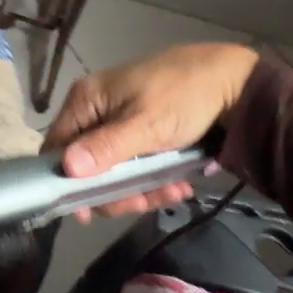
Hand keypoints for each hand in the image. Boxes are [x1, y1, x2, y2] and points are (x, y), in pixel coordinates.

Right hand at [44, 43, 258, 218]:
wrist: (235, 81)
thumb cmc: (184, 97)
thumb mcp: (146, 126)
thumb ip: (106, 148)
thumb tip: (66, 168)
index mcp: (86, 100)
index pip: (57, 145)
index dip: (65, 180)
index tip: (86, 211)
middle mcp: (96, 110)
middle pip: (86, 163)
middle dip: (113, 190)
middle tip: (141, 204)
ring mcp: (119, 121)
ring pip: (113, 168)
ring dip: (139, 188)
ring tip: (173, 193)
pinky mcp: (142, 131)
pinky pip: (135, 163)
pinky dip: (153, 178)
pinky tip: (178, 184)